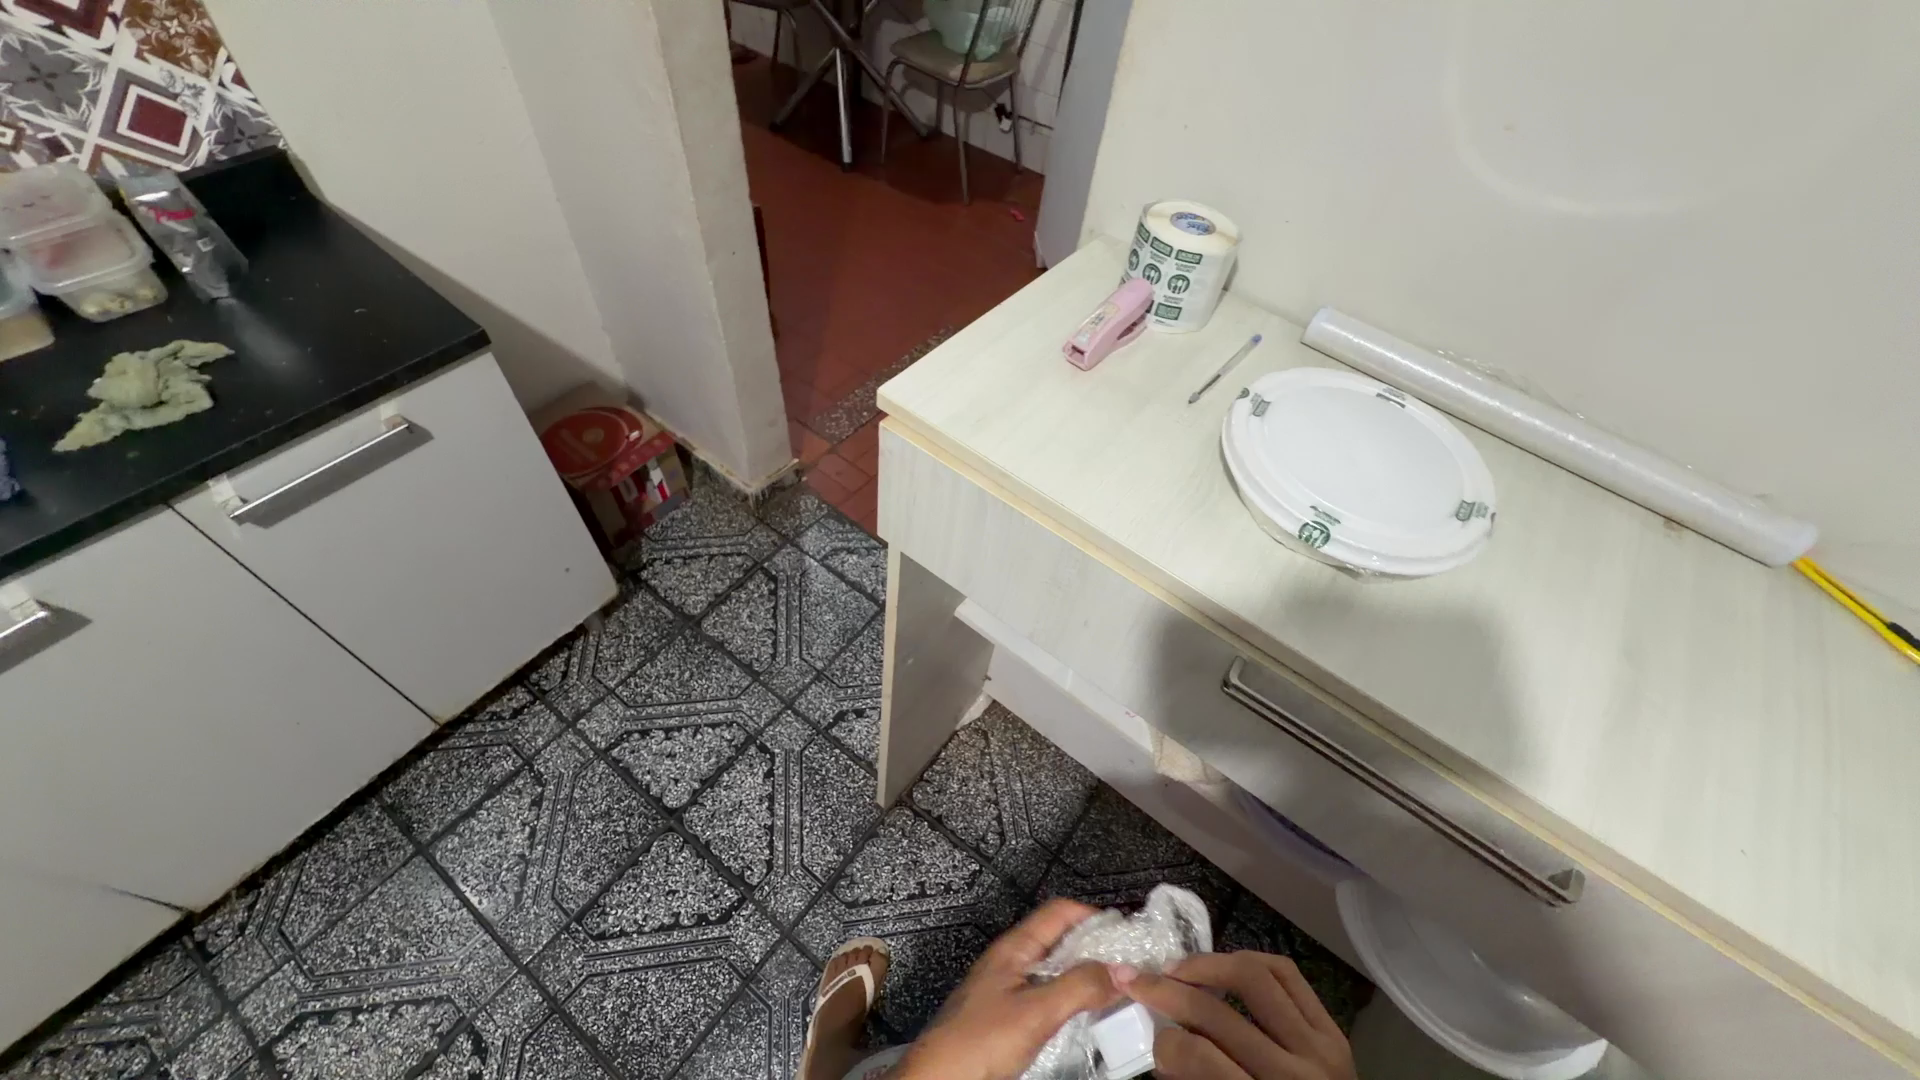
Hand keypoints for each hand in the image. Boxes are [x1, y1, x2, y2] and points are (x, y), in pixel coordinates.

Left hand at [893, 898, 1127, 1079]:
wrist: (939, 1079)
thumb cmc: (978, 1041)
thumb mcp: (1035, 1011)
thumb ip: (1077, 987)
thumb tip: (1119, 969)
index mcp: (1014, 947)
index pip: (1059, 912)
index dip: (1092, 916)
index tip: (1124, 933)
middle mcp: (1012, 961)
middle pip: (1059, 940)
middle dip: (1094, 948)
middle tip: (1128, 966)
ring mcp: (1009, 988)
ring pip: (1055, 970)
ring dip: (1084, 975)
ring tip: (1115, 990)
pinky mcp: (1009, 1016)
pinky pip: (1047, 996)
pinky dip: (1070, 999)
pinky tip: (1086, 1015)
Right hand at [1120, 952, 1355, 1079]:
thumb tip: (1163, 1038)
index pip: (1200, 1058)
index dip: (1164, 1043)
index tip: (1151, 1038)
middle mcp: (1294, 1077)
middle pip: (1217, 1013)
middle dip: (1165, 991)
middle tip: (1136, 980)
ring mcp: (1320, 1049)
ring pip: (1252, 976)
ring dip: (1204, 965)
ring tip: (1177, 970)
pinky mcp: (1333, 1031)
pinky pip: (1286, 973)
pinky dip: (1249, 960)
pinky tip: (1225, 967)